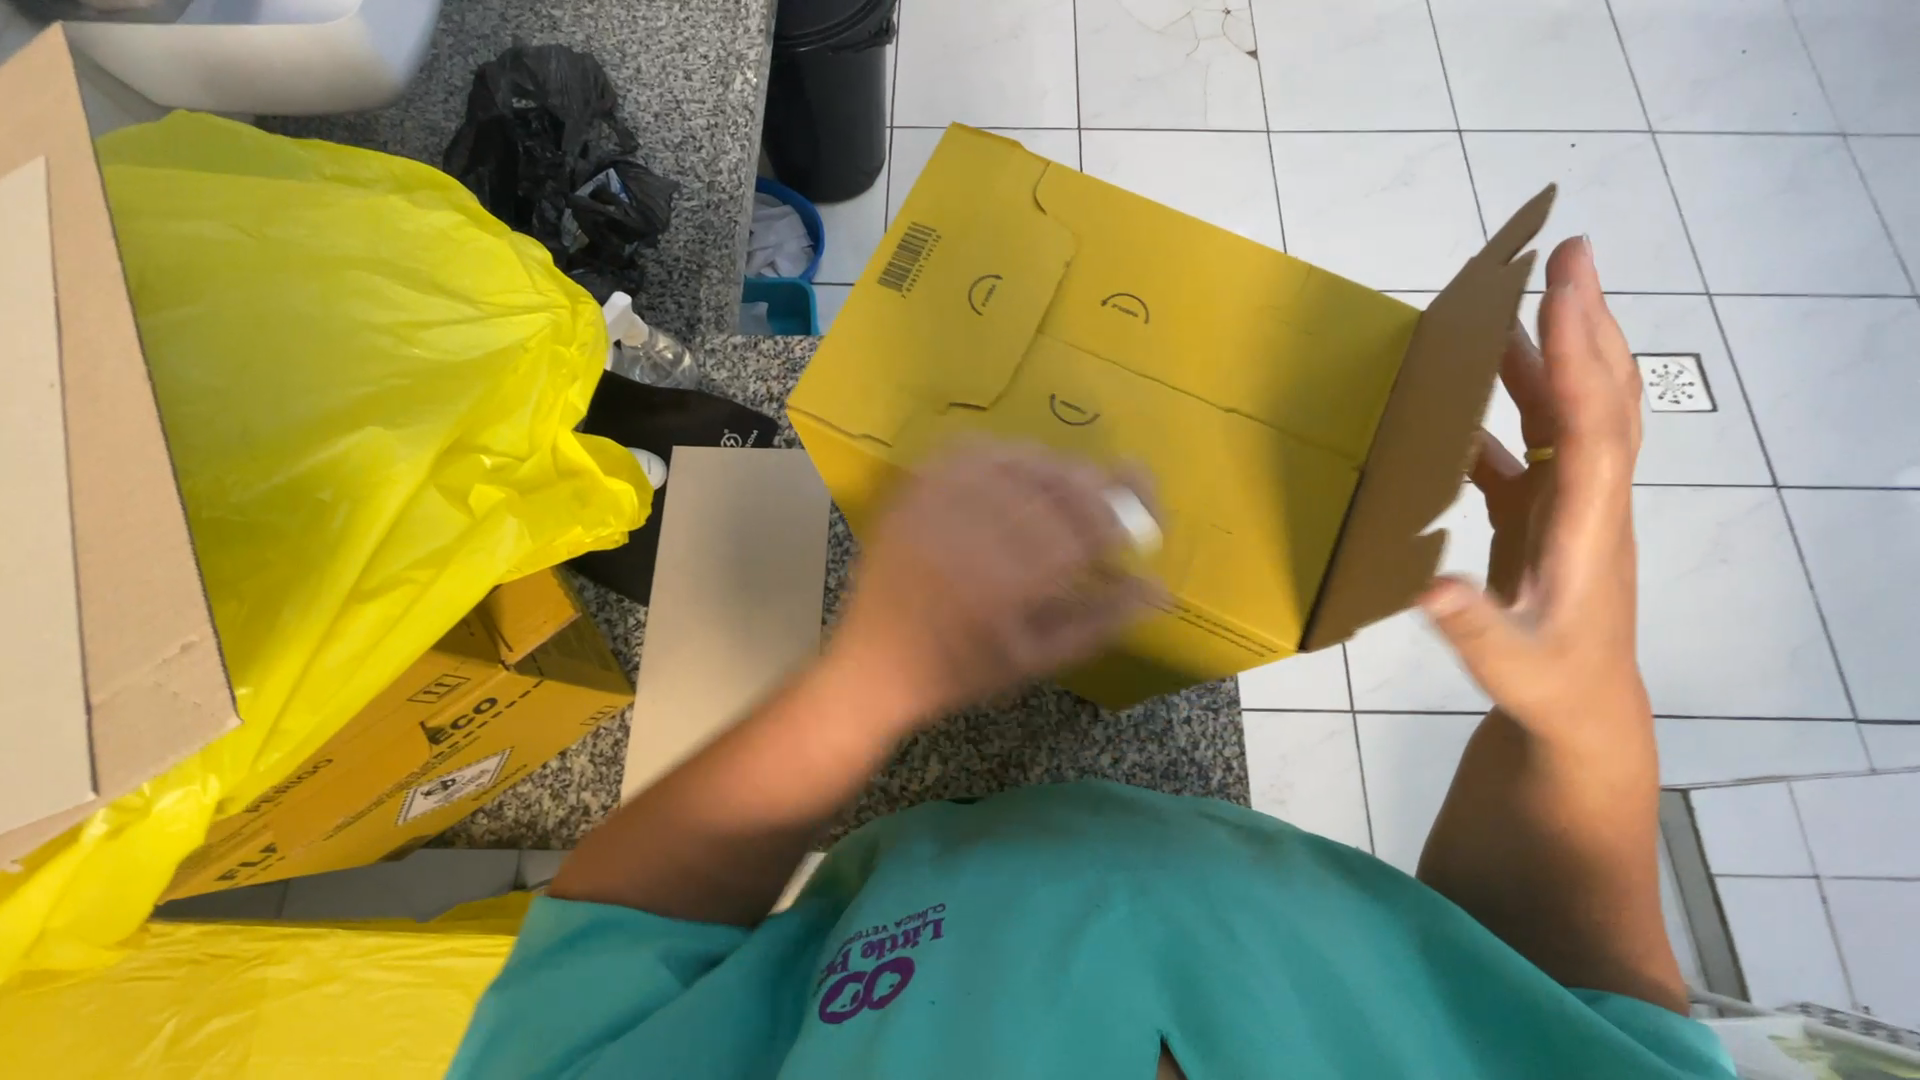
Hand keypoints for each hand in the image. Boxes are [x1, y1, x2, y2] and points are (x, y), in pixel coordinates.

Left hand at [827, 439, 1159, 724]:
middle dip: (1097, 491)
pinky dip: (1007, 456)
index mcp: (1005, 588)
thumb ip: (1100, 619)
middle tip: (1115, 502)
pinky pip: (971, 451)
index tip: (1142, 522)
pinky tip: (1021, 473)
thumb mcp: (1037, 659)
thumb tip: (1160, 587)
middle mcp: (972, 537)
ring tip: (1073, 491)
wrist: (875, 664)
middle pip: (1056, 488)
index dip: (1123, 518)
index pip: (1084, 532)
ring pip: (1018, 462)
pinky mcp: (913, 492)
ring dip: (1057, 471)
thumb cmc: (963, 671)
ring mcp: (937, 507)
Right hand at [1420, 237, 1651, 735]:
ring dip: (1550, 357)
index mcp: (1588, 523)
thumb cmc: (1550, 684)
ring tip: (1516, 307)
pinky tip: (1470, 401)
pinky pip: (1533, 449)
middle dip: (1586, 323)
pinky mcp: (1545, 518)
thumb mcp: (1510, 665)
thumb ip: (1473, 626)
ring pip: (1572, 414)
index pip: (1592, 421)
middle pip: (1602, 395)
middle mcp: (1590, 498)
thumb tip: (1427, 585)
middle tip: (1568, 256)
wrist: (1582, 709)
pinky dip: (1510, 413)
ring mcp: (1570, 505)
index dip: (1578, 353)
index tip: (1561, 288)